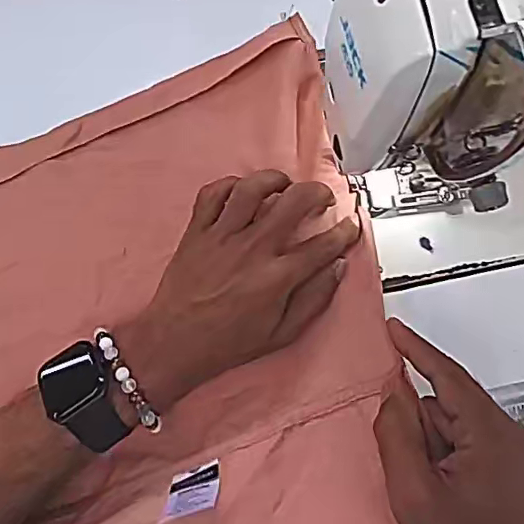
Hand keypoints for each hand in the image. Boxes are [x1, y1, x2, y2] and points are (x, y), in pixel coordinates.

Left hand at [118, 171, 361, 409]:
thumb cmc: (225, 342)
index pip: (323, 244)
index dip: (344, 232)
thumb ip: (314, 300)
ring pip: (253, 188)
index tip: (348, 227)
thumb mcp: (281, 334)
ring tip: (284, 187)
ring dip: (275, 180)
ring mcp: (222, 236)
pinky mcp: (197, 232)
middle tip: (321, 199)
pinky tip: (241, 192)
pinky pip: (213, 194)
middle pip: (294, 202)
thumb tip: (335, 270)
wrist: (175, 342)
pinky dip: (230, 185)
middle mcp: (252, 250)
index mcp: (276, 277)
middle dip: (317, 193)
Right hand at [375, 318, 523, 523]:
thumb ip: (397, 435)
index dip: (417, 350)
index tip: (393, 327)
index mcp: (497, 439)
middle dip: (423, 421)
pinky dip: (459, 459)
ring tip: (424, 492)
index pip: (450, 378)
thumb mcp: (414, 500)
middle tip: (398, 456)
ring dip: (440, 446)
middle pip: (459, 408)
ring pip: (472, 432)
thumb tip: (395, 394)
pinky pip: (488, 452)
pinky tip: (445, 496)